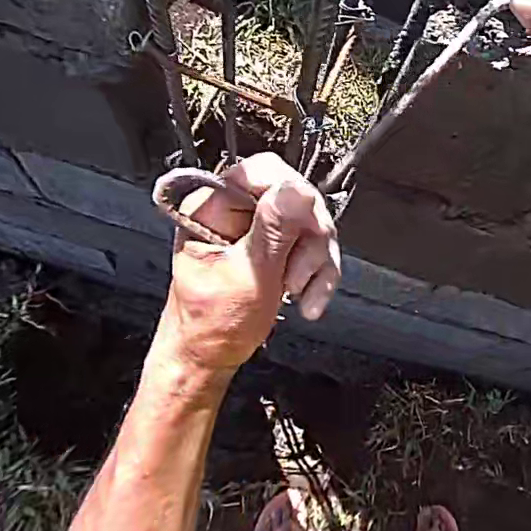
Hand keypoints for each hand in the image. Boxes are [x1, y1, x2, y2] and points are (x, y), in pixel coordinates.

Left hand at [157, 153, 340, 372]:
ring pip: (313, 225)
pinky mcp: (277, 248)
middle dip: (310, 242)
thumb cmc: (213, 325)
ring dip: (317, 264)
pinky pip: (315, 248)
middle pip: (298, 198)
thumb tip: (296, 189)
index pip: (264, 171)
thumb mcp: (248, 275)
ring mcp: (259, 230)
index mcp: (212, 206)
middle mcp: (236, 211)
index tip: (305, 231)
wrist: (211, 359)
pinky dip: (319, 275)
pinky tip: (309, 299)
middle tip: (297, 276)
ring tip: (299, 294)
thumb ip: (273, 230)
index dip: (293, 197)